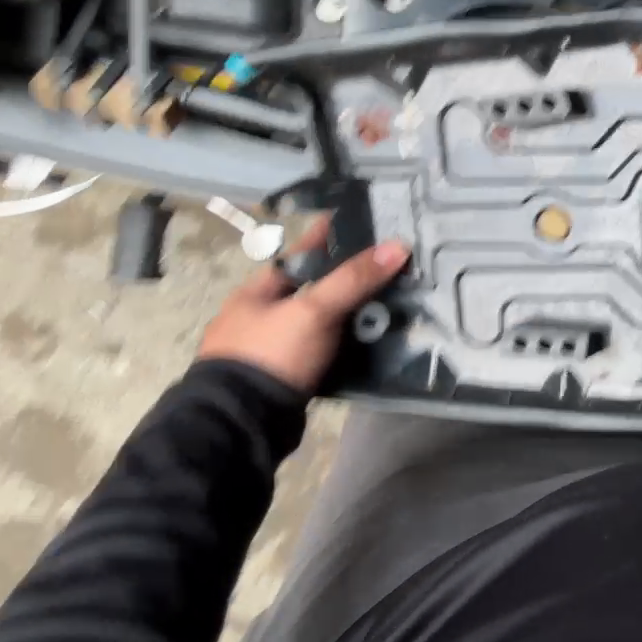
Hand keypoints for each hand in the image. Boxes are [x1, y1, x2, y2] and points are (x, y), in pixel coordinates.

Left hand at [196, 217, 410, 393]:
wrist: (244, 418)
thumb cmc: (271, 352)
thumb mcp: (314, 310)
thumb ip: (354, 279)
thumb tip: (398, 245)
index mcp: (257, 292)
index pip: (299, 254)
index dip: (327, 238)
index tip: (358, 224)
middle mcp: (261, 315)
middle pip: (312, 287)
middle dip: (347, 279)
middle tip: (388, 269)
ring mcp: (272, 346)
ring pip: (320, 318)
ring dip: (350, 313)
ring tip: (389, 304)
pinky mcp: (288, 372)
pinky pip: (325, 345)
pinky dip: (347, 339)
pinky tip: (368, 339)